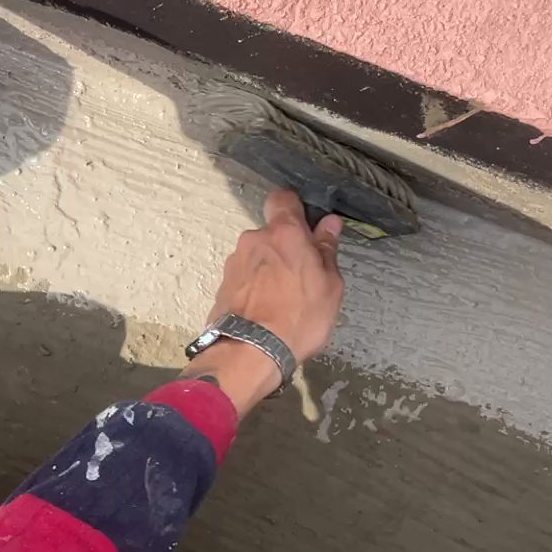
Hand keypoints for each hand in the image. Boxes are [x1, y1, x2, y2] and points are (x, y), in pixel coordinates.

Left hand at [184, 190, 345, 416]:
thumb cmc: (298, 318)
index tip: (306, 225)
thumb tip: (329, 224)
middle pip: (270, 233)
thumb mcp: (329, 286)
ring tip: (282, 300)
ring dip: (268, 270)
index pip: (283, 198)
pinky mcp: (222, 287)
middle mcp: (253, 240)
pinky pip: (244, 279)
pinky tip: (264, 311)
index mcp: (283, 232)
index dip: (294, 208)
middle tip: (301, 275)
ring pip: (257, 257)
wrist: (249, 353)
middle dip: (284, 248)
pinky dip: (254, 288)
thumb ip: (327, 250)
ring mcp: (233, 263)